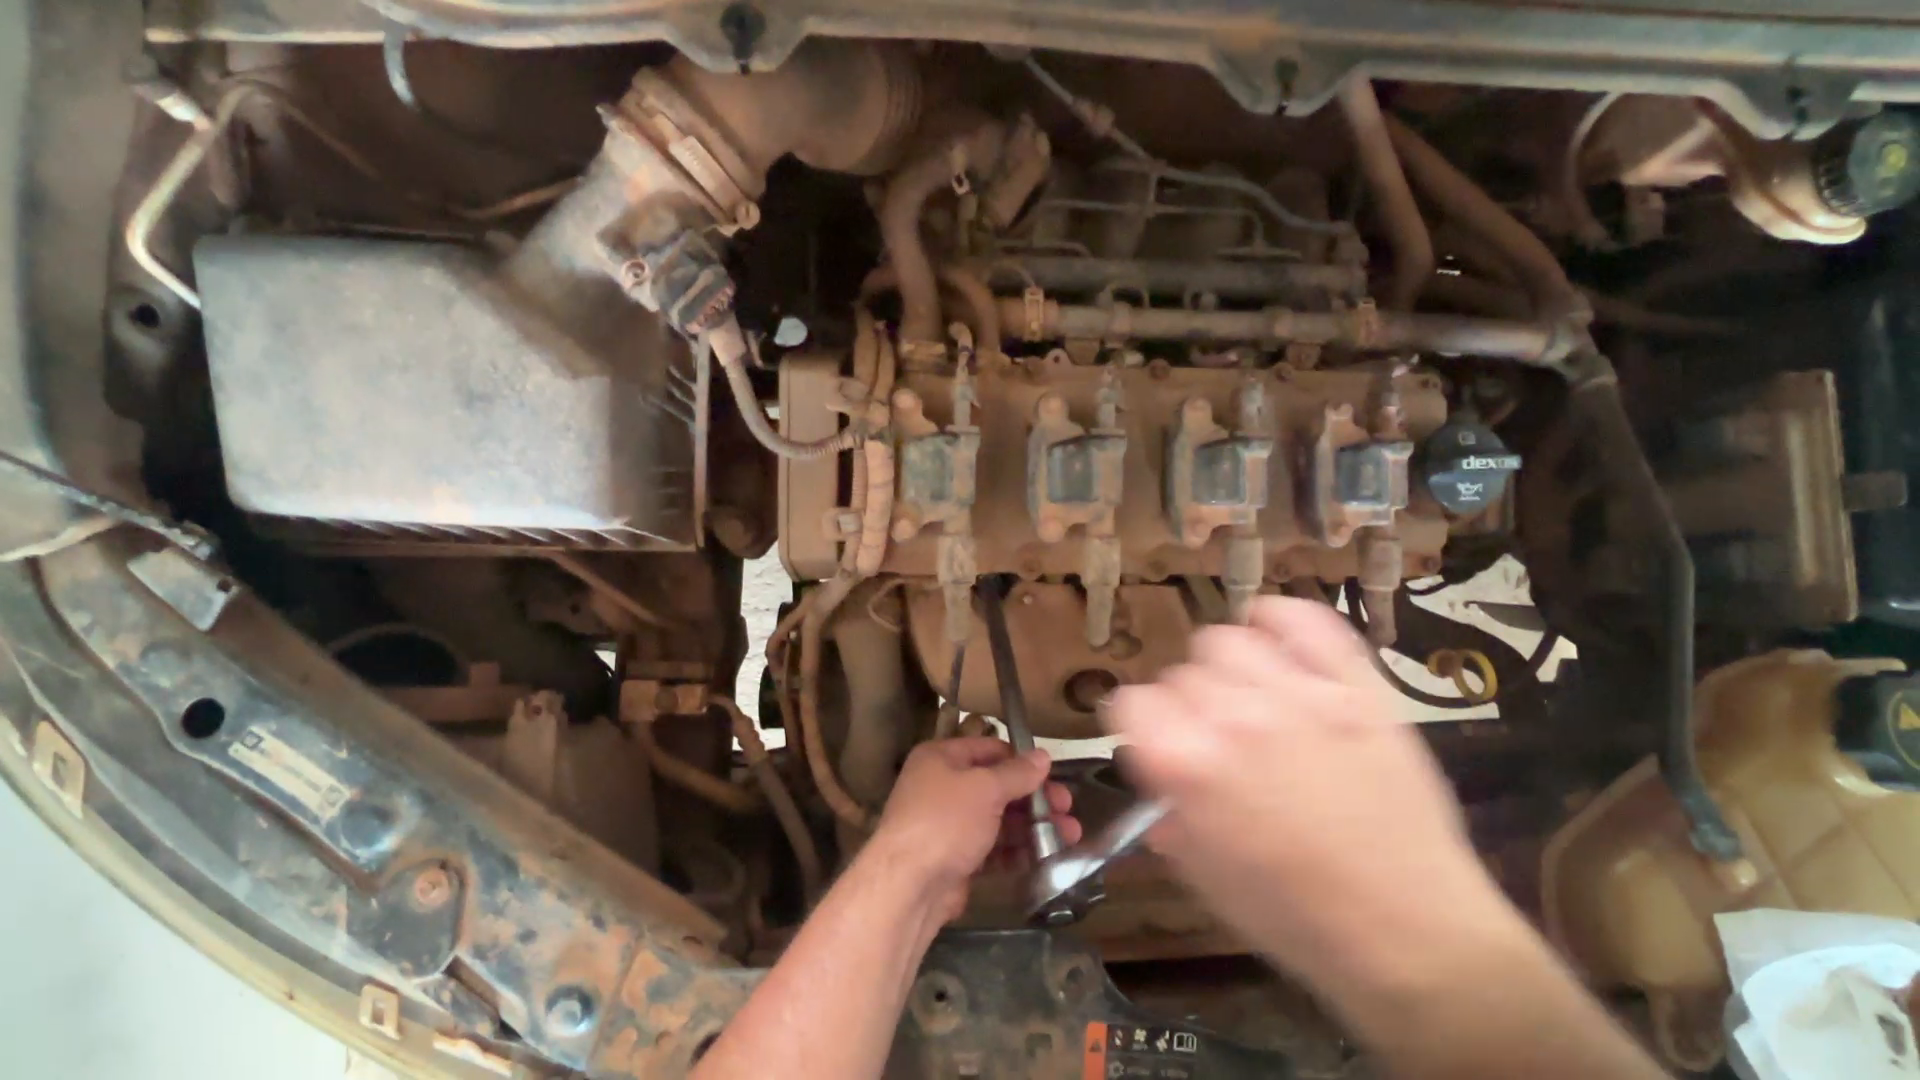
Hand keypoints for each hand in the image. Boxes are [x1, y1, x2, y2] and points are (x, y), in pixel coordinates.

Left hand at [866, 738, 1081, 922]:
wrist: (909, 885)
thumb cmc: (946, 821)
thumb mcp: (985, 789)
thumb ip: (1017, 773)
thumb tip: (1043, 755)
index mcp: (941, 759)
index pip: (988, 749)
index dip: (1021, 760)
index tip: (1054, 774)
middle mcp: (942, 787)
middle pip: (997, 787)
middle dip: (1034, 798)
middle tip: (1068, 808)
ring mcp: (948, 826)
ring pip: (998, 820)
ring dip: (1032, 827)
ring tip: (1069, 835)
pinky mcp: (956, 859)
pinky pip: (992, 849)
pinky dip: (1017, 851)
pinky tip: (1046, 857)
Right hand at [1107, 597, 1518, 997]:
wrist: (1411, 933)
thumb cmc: (1296, 918)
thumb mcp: (1205, 876)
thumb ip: (1170, 815)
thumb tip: (1160, 781)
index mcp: (1188, 766)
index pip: (1131, 703)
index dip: (1137, 723)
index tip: (1152, 739)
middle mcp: (1235, 718)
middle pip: (1181, 673)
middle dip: (1184, 704)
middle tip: (1209, 735)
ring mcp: (1300, 696)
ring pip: (1230, 639)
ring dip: (1226, 668)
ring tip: (1245, 696)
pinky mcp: (1357, 689)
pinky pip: (1306, 621)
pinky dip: (1281, 620)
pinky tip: (1276, 643)